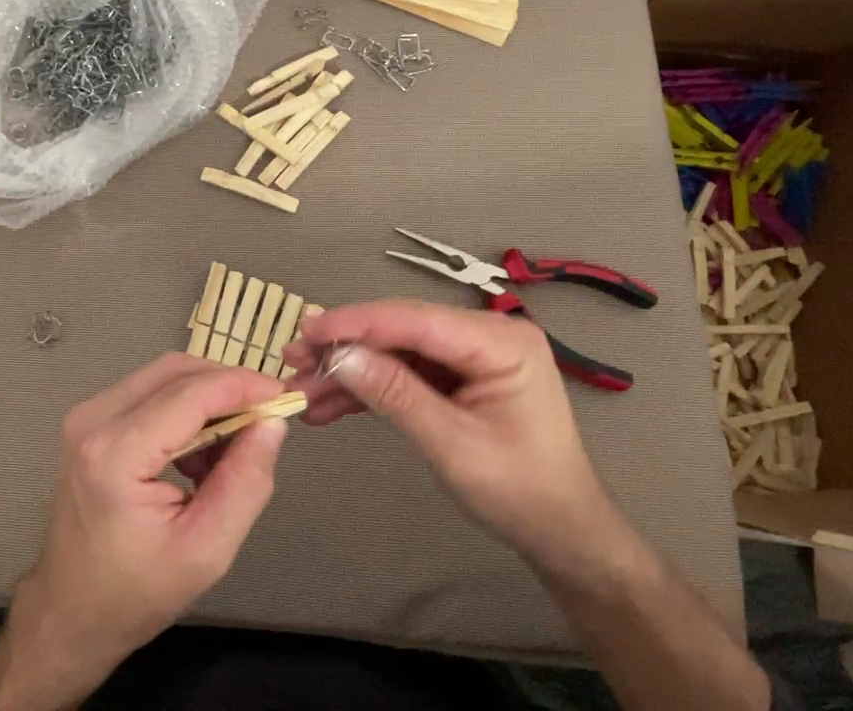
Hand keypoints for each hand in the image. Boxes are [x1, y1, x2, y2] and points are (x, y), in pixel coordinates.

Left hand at [0, 354, 287, 709]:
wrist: (73, 608)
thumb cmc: (136, 591)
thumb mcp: (206, 549)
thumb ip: (245, 482)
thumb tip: (272, 424)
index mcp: (115, 454)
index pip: (189, 394)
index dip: (242, 386)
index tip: (286, 396)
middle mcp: (93, 420)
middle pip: (173, 372)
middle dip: (227, 385)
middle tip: (268, 417)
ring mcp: (86, 417)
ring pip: (161, 377)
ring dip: (205, 399)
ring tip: (230, 453)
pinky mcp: (89, 422)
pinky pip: (147, 394)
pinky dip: (183, 410)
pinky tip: (198, 457)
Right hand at [283, 299, 625, 574]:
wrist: (560, 532)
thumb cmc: (519, 491)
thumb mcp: (452, 445)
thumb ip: (395, 395)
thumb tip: (339, 356)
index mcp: (500, 343)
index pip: (415, 320)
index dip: (356, 323)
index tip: (306, 331)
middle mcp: (485, 336)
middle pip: (399, 330)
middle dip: (344, 347)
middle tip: (292, 361)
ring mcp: (469, 356)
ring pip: (393, 351)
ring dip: (348, 372)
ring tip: (301, 391)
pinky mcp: (454, 376)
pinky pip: (402, 372)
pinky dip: (366, 389)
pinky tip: (327, 406)